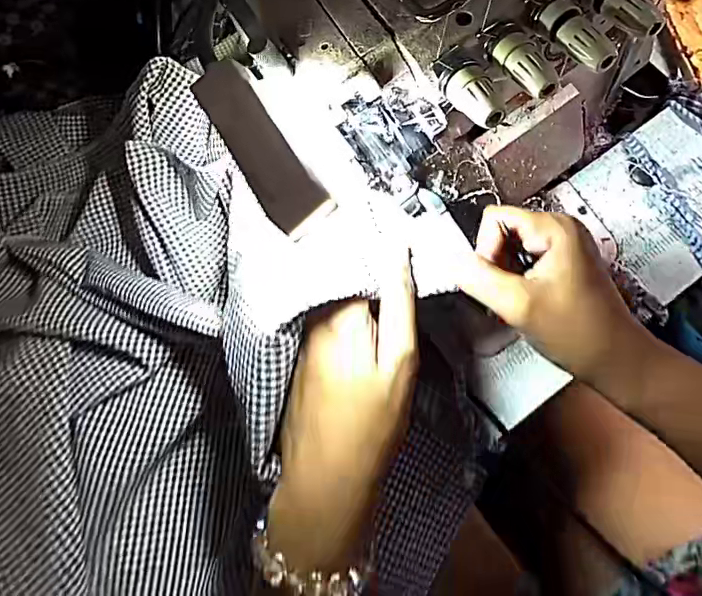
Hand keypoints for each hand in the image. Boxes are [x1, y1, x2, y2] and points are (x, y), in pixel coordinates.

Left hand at [267, 245, 417, 574]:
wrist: (325, 484)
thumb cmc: (370, 426)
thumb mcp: (400, 362)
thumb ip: (399, 303)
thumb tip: (397, 253)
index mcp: (338, 316)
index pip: (352, 254)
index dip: (372, 233)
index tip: (389, 217)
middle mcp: (313, 320)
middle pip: (338, 268)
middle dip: (362, 248)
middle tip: (389, 234)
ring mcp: (303, 336)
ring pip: (332, 288)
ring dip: (353, 272)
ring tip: (380, 261)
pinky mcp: (302, 353)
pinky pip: (325, 310)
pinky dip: (344, 298)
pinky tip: (363, 302)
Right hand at [449, 206, 654, 389]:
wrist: (615, 359)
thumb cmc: (581, 334)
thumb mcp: (519, 306)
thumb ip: (480, 279)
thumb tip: (454, 262)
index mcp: (555, 227)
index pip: (495, 219)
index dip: (486, 251)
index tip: (498, 282)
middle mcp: (562, 228)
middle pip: (503, 231)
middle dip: (498, 265)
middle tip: (511, 296)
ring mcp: (565, 244)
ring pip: (512, 248)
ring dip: (508, 276)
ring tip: (523, 302)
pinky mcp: (565, 261)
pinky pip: (527, 260)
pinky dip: (521, 281)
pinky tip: (532, 302)